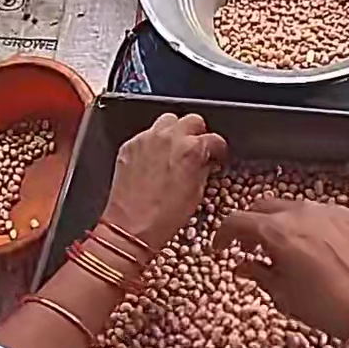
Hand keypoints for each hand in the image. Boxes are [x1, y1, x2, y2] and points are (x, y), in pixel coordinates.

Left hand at [100, 113, 227, 249]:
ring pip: (167, 121)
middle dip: (197, 133)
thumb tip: (206, 162)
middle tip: (196, 148)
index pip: (214, 139)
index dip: (218, 149)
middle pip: (192, 121)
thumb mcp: (196, 194)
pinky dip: (153, 143)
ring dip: (174, 132)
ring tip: (174, 149)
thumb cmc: (164, 217)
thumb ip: (203, 170)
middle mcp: (169, 138)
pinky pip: (146, 135)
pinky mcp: (130, 145)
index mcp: (192, 150)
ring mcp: (147, 139)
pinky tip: (154, 159)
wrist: (131, 226)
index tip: (217, 155)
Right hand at [211, 198, 348, 340]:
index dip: (223, 234)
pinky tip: (313, 249)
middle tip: (248, 248)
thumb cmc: (333, 307)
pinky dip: (308, 225)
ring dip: (279, 223)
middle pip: (263, 207)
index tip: (220, 247)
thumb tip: (244, 266)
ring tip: (281, 250)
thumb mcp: (285, 296)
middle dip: (250, 225)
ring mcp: (329, 211)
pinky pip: (320, 213)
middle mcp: (301, 213)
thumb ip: (259, 274)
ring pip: (292, 207)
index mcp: (277, 231)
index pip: (237, 221)